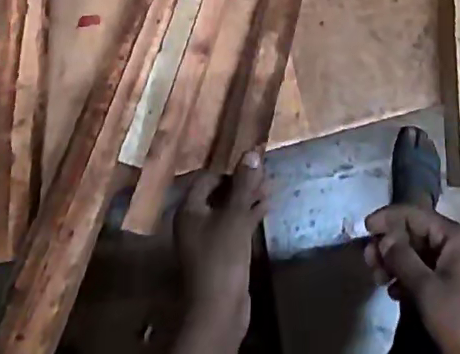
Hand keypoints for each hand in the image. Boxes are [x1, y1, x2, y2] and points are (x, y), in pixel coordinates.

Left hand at [172, 150, 269, 351]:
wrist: (219, 308)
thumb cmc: (222, 256)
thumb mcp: (235, 215)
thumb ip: (244, 183)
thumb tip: (252, 152)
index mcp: (189, 210)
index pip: (207, 177)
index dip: (228, 167)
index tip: (250, 160)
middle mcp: (194, 222)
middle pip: (217, 192)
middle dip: (241, 182)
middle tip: (263, 171)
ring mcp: (207, 239)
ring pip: (227, 209)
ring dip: (247, 197)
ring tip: (270, 185)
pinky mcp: (221, 253)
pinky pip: (234, 225)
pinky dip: (248, 215)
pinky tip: (267, 206)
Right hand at [364, 204, 459, 353]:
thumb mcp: (428, 289)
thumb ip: (404, 259)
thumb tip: (384, 236)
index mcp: (452, 236)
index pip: (415, 214)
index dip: (388, 217)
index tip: (364, 227)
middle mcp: (453, 244)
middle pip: (415, 233)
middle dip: (389, 243)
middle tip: (368, 261)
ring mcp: (455, 265)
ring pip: (418, 254)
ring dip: (395, 262)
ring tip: (377, 278)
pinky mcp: (453, 286)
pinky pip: (425, 272)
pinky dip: (407, 277)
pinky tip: (393, 292)